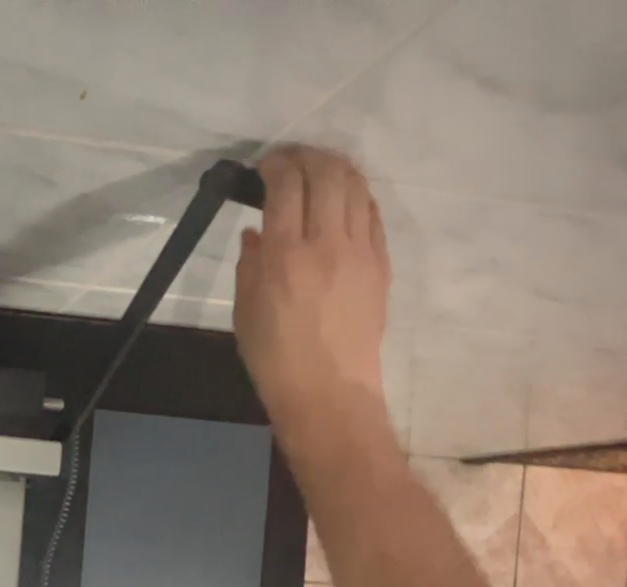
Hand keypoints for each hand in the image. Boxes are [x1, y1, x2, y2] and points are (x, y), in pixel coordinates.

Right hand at [233, 146, 391, 419]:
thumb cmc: (274, 359)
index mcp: (285, 257)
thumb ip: (249, 266)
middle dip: (306, 156)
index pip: (286, 187)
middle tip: (289, 160)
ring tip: (317, 169)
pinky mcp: (381, 262)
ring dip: (334, 168)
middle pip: (326, 174)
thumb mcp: (245, 313)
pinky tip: (340, 199)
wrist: (329, 390)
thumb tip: (256, 233)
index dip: (275, 165)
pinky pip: (371, 212)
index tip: (264, 164)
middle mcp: (327, 243)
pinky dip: (354, 195)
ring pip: (355, 186)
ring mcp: (360, 250)